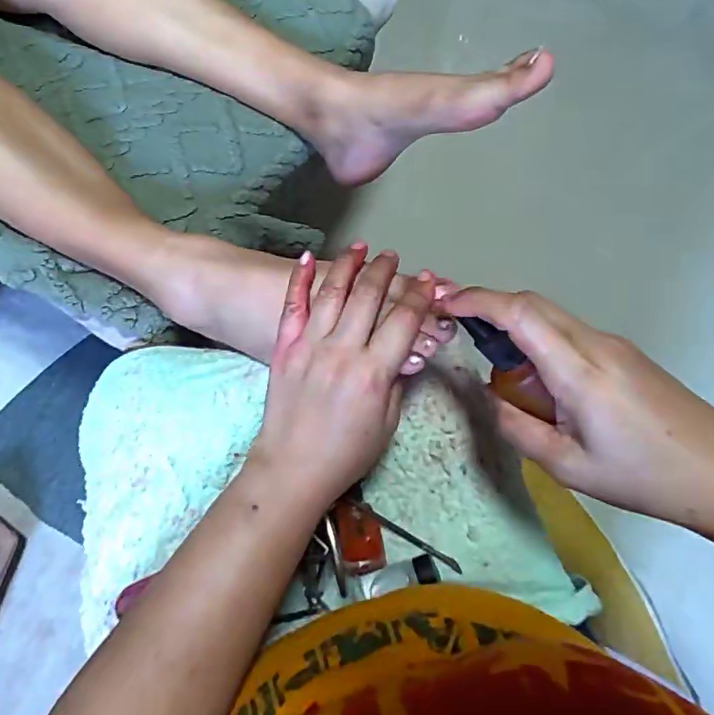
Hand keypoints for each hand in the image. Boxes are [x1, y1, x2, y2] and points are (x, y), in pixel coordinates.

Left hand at [246, 245, 434, 508]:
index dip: (420, 296)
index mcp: (373, 373)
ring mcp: (309, 345)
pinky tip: (308, 256)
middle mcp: (342, 351)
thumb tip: (407, 347)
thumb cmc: (347, 452)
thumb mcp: (388, 421)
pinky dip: (300, 279)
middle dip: (385, 271)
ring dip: (349, 265)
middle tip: (393, 256)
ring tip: (362, 246)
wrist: (292, 467)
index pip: (404, 320)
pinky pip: (292, 305)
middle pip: (369, 297)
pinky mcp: (284, 346)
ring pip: (333, 292)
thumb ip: (397, 379)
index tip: (429, 280)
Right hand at [442, 287, 713, 534]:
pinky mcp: (624, 354)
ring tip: (491, 363)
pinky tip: (536, 381)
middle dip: (487, 306)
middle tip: (454, 327)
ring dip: (513, 326)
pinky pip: (568, 333)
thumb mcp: (567, 466)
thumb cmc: (645, 478)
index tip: (443, 304)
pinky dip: (537, 340)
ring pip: (549, 316)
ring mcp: (613, 345)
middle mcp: (595, 344)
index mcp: (579, 369)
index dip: (476, 300)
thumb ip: (515, 426)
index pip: (518, 313)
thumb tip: (482, 396)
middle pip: (531, 303)